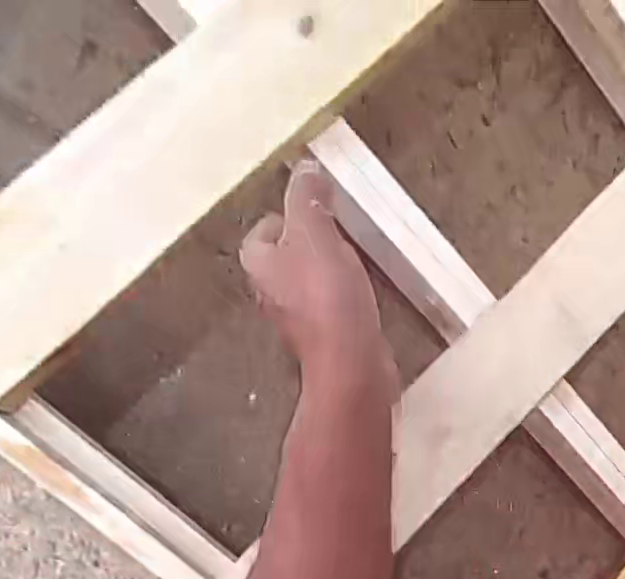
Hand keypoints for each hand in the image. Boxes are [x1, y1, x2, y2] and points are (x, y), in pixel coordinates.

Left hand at [241, 161, 395, 396]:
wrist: (352, 363)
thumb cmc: (329, 297)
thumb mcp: (318, 236)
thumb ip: (308, 199)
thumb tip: (306, 168)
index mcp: (258, 260)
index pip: (271, 223)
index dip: (299, 215)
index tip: (330, 217)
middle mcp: (269, 290)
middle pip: (293, 255)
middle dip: (319, 247)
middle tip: (348, 244)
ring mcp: (297, 320)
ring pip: (314, 284)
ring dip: (335, 276)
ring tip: (361, 272)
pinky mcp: (325, 341)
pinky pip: (334, 310)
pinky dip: (348, 303)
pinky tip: (366, 303)